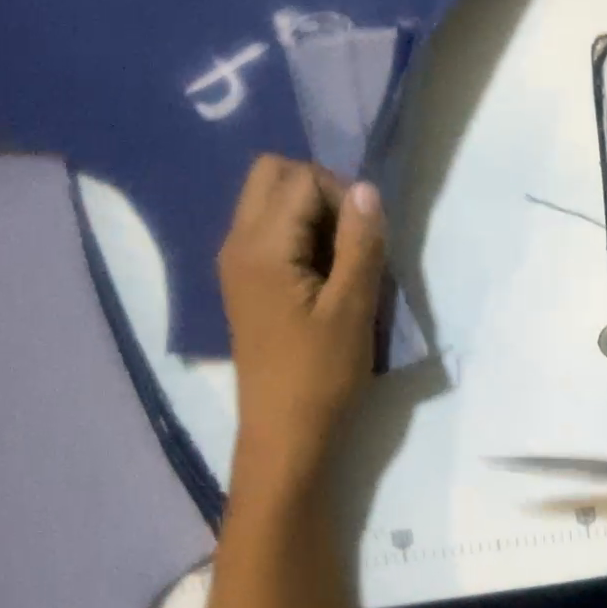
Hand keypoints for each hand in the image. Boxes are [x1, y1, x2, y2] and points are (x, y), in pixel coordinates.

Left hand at [218, 155, 385, 478]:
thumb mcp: (353, 308)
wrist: (286, 432)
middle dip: (321, 191)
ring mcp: (237, 263)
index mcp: (261, 246)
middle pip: (273, 175)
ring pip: (270, 201)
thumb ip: (360, 244)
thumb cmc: (323, 374)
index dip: (343, 195)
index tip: (369, 239)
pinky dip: (302, 237)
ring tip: (345, 261)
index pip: (300, 179)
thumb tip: (367, 189)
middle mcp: (237, 243)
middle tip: (355, 237)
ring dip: (312, 214)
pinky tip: (327, 277)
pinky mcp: (247, 283)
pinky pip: (271, 232)